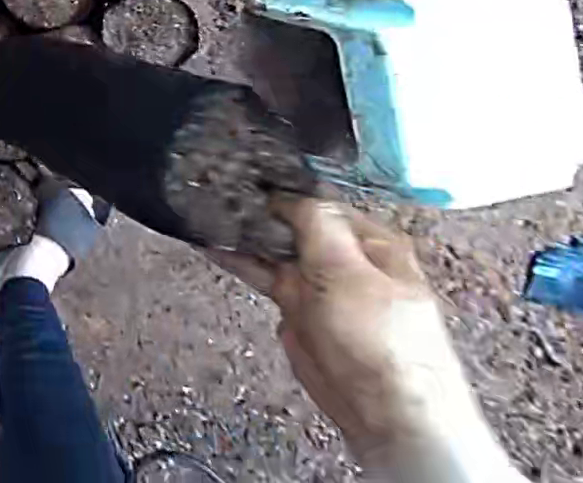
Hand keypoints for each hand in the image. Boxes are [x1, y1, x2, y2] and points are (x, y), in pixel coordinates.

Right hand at [212, 198, 522, 482]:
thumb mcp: (347, 267)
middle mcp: (341, 253)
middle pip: (288, 219)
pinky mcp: (291, 300)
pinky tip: (205, 239)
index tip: (239, 173)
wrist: (382, 410)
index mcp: (368, 238)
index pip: (315, 198)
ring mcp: (315, 278)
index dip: (278, 186)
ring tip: (199, 208)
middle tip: (212, 188)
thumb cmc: (377, 335)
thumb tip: (281, 192)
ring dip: (238, 229)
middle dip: (253, 206)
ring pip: (268, 243)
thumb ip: (313, 220)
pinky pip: (257, 268)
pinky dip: (232, 254)